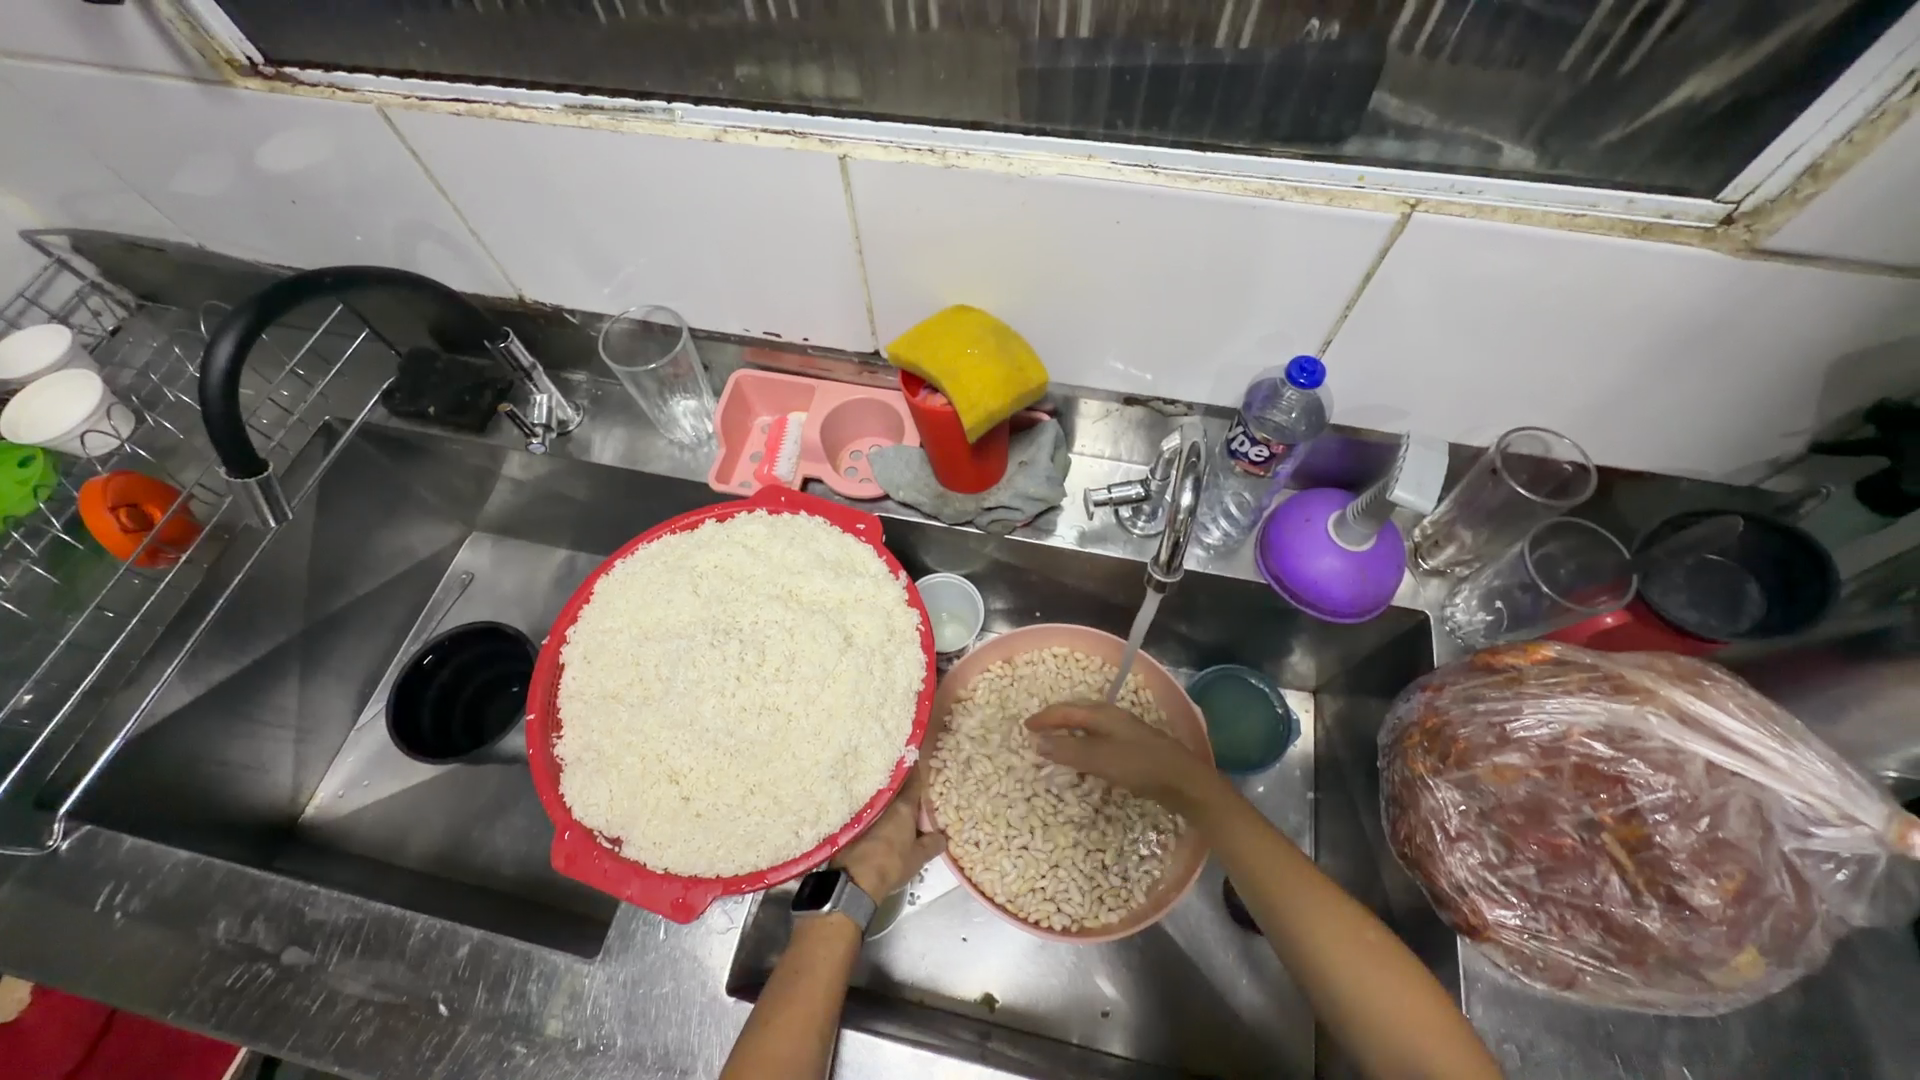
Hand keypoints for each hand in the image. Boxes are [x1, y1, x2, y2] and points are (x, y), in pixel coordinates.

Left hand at [833, 774, 945, 897]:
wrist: (854, 881)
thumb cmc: (891, 864)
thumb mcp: (919, 857)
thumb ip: (933, 844)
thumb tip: (942, 836)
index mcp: (903, 805)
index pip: (916, 779)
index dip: (923, 769)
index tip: (927, 760)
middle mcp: (885, 802)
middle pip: (900, 788)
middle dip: (909, 787)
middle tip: (920, 788)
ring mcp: (869, 811)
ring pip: (886, 800)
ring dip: (894, 801)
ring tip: (906, 805)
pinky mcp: (856, 823)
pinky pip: (875, 810)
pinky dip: (883, 813)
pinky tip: (887, 821)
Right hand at [1025, 702, 1220, 811]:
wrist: (1185, 782)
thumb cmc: (1140, 766)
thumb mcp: (1100, 759)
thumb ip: (1069, 751)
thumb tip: (1037, 742)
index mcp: (1103, 714)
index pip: (1066, 710)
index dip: (1045, 718)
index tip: (1026, 727)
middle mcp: (1113, 718)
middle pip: (1078, 715)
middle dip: (1057, 722)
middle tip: (1038, 733)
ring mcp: (1125, 733)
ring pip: (1089, 729)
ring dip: (1071, 736)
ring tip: (1056, 748)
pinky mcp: (1134, 749)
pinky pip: (1100, 743)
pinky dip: (1085, 748)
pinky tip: (1086, 764)